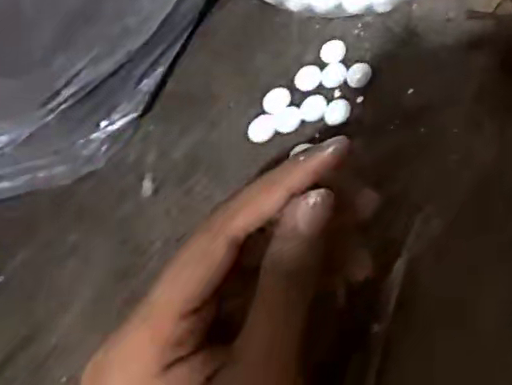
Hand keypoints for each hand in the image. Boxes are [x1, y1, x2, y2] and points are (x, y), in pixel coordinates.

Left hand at [85, 138, 374, 384]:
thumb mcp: (265, 372)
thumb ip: (288, 279)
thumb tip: (321, 194)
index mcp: (144, 332)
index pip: (218, 231)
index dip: (281, 183)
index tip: (338, 148)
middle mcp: (152, 317)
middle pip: (235, 237)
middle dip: (306, 211)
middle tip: (366, 196)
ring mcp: (178, 329)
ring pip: (250, 257)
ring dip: (313, 241)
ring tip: (365, 241)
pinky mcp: (205, 341)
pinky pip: (255, 286)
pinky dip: (301, 273)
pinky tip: (342, 270)